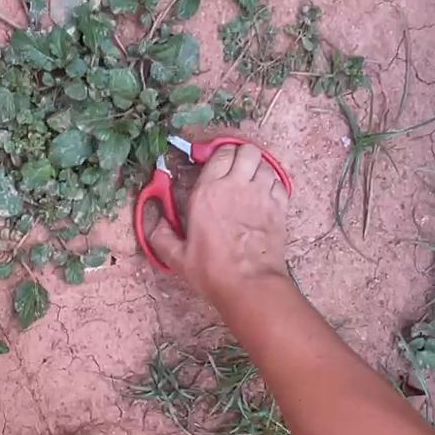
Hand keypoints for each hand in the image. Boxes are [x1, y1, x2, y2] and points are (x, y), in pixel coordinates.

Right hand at [145, 142, 291, 303]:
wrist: (250, 285)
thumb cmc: (213, 271)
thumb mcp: (177, 257)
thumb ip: (161, 235)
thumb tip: (154, 222)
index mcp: (207, 193)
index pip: (219, 154)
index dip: (216, 155)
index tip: (210, 165)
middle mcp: (236, 186)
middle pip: (246, 150)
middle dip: (239, 155)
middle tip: (232, 169)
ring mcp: (262, 195)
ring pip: (264, 163)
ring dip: (256, 168)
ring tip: (248, 181)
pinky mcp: (280, 207)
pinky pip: (279, 181)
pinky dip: (271, 183)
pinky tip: (263, 196)